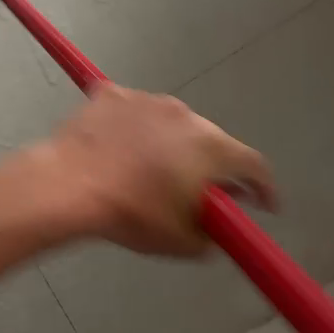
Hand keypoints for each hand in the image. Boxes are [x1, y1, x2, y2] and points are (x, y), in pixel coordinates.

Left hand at [37, 83, 275, 256]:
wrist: (70, 182)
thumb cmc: (133, 213)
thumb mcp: (187, 240)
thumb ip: (214, 229)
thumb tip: (214, 219)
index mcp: (211, 145)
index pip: (254, 165)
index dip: (263, 188)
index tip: (262, 204)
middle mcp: (182, 113)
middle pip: (211, 139)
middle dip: (212, 165)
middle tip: (201, 191)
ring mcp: (144, 97)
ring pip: (170, 121)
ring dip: (171, 142)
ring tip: (152, 169)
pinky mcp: (110, 92)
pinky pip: (132, 109)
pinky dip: (133, 125)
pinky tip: (121, 145)